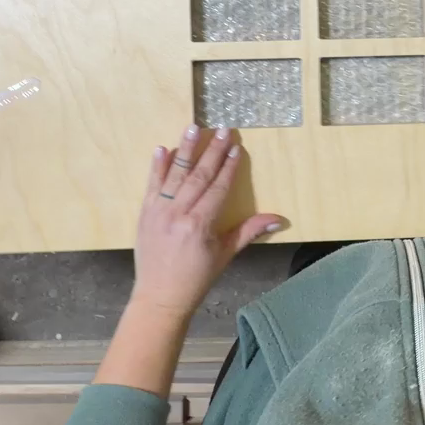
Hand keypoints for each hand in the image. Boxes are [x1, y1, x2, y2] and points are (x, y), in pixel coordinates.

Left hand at [129, 123, 286, 318]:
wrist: (159, 297)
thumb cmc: (197, 277)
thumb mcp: (225, 254)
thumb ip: (250, 231)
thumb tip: (279, 219)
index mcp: (200, 225)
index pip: (218, 188)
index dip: (228, 167)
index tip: (236, 147)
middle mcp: (179, 214)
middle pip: (199, 175)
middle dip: (212, 151)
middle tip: (223, 129)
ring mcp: (159, 211)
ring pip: (175, 174)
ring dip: (185, 149)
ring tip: (193, 127)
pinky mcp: (144, 212)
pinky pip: (152, 185)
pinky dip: (157, 166)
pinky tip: (162, 148)